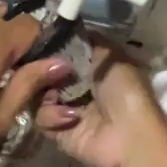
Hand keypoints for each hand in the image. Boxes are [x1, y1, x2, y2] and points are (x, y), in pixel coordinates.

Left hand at [0, 8, 71, 166]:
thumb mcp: (3, 114)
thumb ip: (30, 82)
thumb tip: (61, 62)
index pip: (28, 24)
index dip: (41, 40)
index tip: (44, 61)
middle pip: (7, 18)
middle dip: (22, 35)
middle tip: (26, 66)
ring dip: (0, 32)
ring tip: (6, 63)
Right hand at [35, 36, 166, 166]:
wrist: (129, 137)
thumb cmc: (125, 93)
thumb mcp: (113, 57)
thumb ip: (90, 41)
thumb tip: (69, 29)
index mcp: (92, 69)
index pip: (62, 52)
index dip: (50, 46)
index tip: (36, 39)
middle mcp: (77, 87)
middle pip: (44, 72)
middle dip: (41, 68)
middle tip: (42, 66)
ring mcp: (65, 109)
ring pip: (37, 93)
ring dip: (46, 92)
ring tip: (58, 95)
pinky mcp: (57, 131)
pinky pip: (40, 117)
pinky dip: (52, 115)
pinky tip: (71, 117)